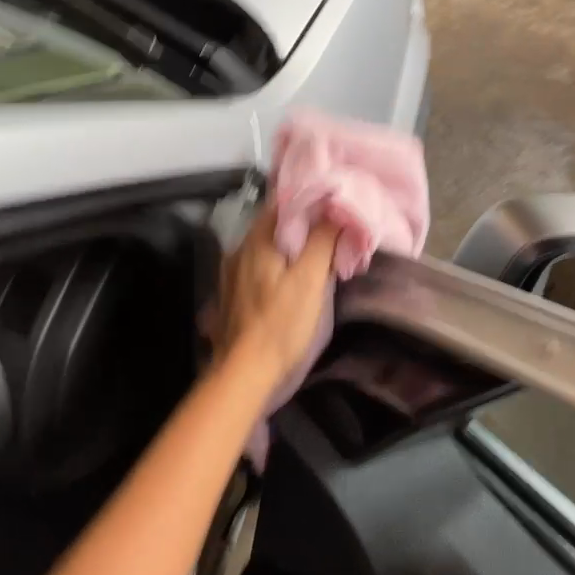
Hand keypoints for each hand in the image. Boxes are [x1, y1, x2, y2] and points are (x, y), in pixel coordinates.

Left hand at [209, 211, 339, 383]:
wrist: (245, 375)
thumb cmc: (282, 325)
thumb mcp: (310, 280)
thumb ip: (323, 240)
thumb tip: (337, 206)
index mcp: (256, 239)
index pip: (285, 202)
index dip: (314, 200)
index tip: (340, 203)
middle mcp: (240, 249)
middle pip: (278, 225)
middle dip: (308, 225)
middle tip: (339, 230)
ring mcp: (234, 274)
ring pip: (271, 248)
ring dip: (296, 248)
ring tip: (325, 253)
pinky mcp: (237, 296)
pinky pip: (264, 268)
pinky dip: (284, 267)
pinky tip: (299, 279)